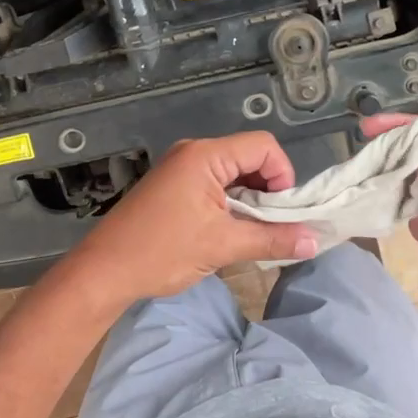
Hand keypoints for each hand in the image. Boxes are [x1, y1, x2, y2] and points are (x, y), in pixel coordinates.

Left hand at [65, 132, 318, 304]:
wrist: (104, 271)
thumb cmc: (162, 252)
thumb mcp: (222, 246)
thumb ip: (272, 239)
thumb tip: (314, 242)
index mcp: (205, 155)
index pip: (263, 146)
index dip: (282, 175)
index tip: (282, 212)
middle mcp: (193, 152)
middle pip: (249, 157)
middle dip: (268, 190)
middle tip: (271, 226)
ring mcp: (181, 167)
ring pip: (233, 172)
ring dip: (249, 200)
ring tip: (251, 232)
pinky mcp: (173, 184)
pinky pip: (214, 183)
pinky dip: (230, 203)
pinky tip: (229, 231)